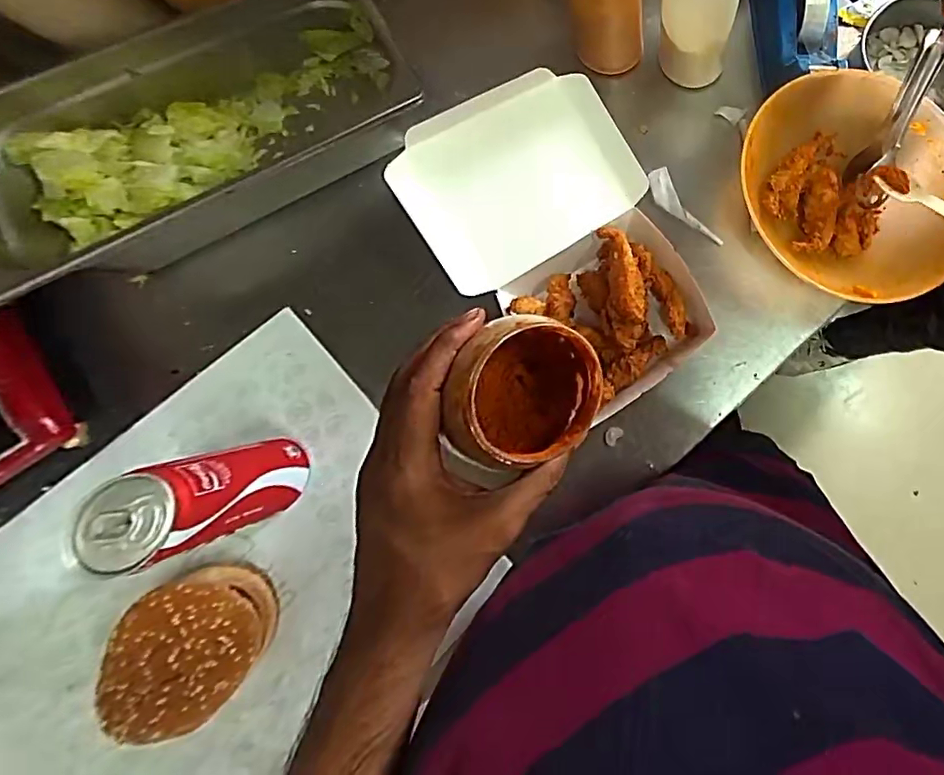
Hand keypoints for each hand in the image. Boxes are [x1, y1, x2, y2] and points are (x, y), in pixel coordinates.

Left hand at [353, 308, 569, 619]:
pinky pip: (399, 416)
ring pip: (396, 397)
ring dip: (427, 366)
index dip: (444, 347)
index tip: (472, 321)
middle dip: (435, 346)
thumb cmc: (436, 577)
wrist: (391, 623)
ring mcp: (378, 466)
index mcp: (404, 463)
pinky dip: (423, 390)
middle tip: (472, 325)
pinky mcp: (382, 476)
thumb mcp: (498, 526)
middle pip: (401, 382)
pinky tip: (450, 392)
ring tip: (464, 347)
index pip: (418, 386)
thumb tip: (566, 448)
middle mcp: (384, 457)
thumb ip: (536, 483)